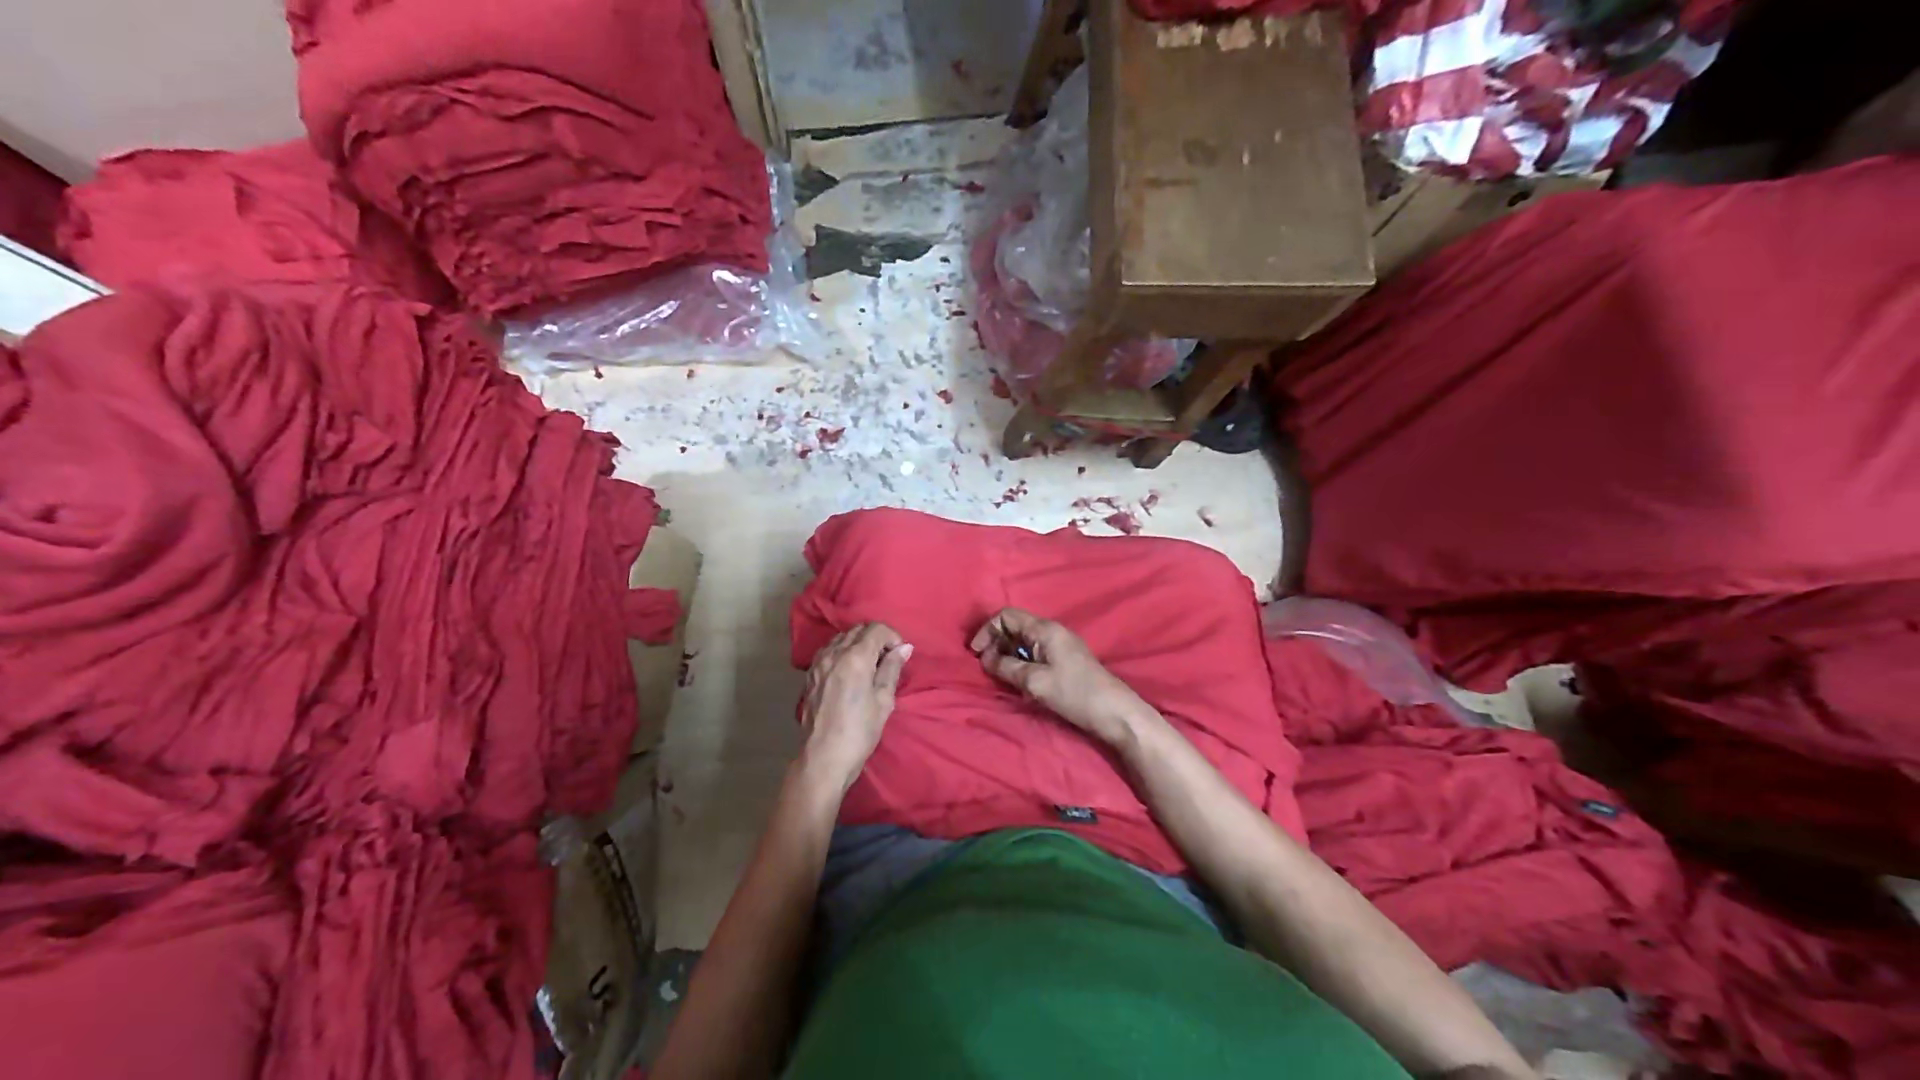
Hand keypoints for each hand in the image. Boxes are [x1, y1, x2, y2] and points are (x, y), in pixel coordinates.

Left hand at [798, 623, 912, 790]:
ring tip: (869, 666)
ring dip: (858, 643)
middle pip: (858, 629)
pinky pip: (828, 651)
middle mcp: (834, 653)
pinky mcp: (810, 675)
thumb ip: (892, 669)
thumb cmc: (860, 731)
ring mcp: (818, 663)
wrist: (824, 757)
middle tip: (887, 660)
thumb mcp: (884, 701)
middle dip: (876, 638)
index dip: (892, 637)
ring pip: (841, 638)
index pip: (876, 629)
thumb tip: (904, 648)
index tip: (899, 655)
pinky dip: (842, 652)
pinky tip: (849, 672)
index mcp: (855, 657)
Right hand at [970, 608, 1154, 745]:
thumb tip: (985, 659)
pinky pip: (1035, 654)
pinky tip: (1018, 680)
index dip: (987, 630)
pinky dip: (1021, 662)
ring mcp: (1061, 646)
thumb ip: (1006, 667)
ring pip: (1024, 641)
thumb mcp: (1035, 681)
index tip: (975, 653)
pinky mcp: (1065, 661)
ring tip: (999, 675)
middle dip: (995, 643)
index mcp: (1045, 629)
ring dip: (1007, 655)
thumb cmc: (1074, 694)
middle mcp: (1052, 631)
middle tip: (986, 667)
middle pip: (1015, 627)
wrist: (1114, 713)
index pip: (1007, 615)